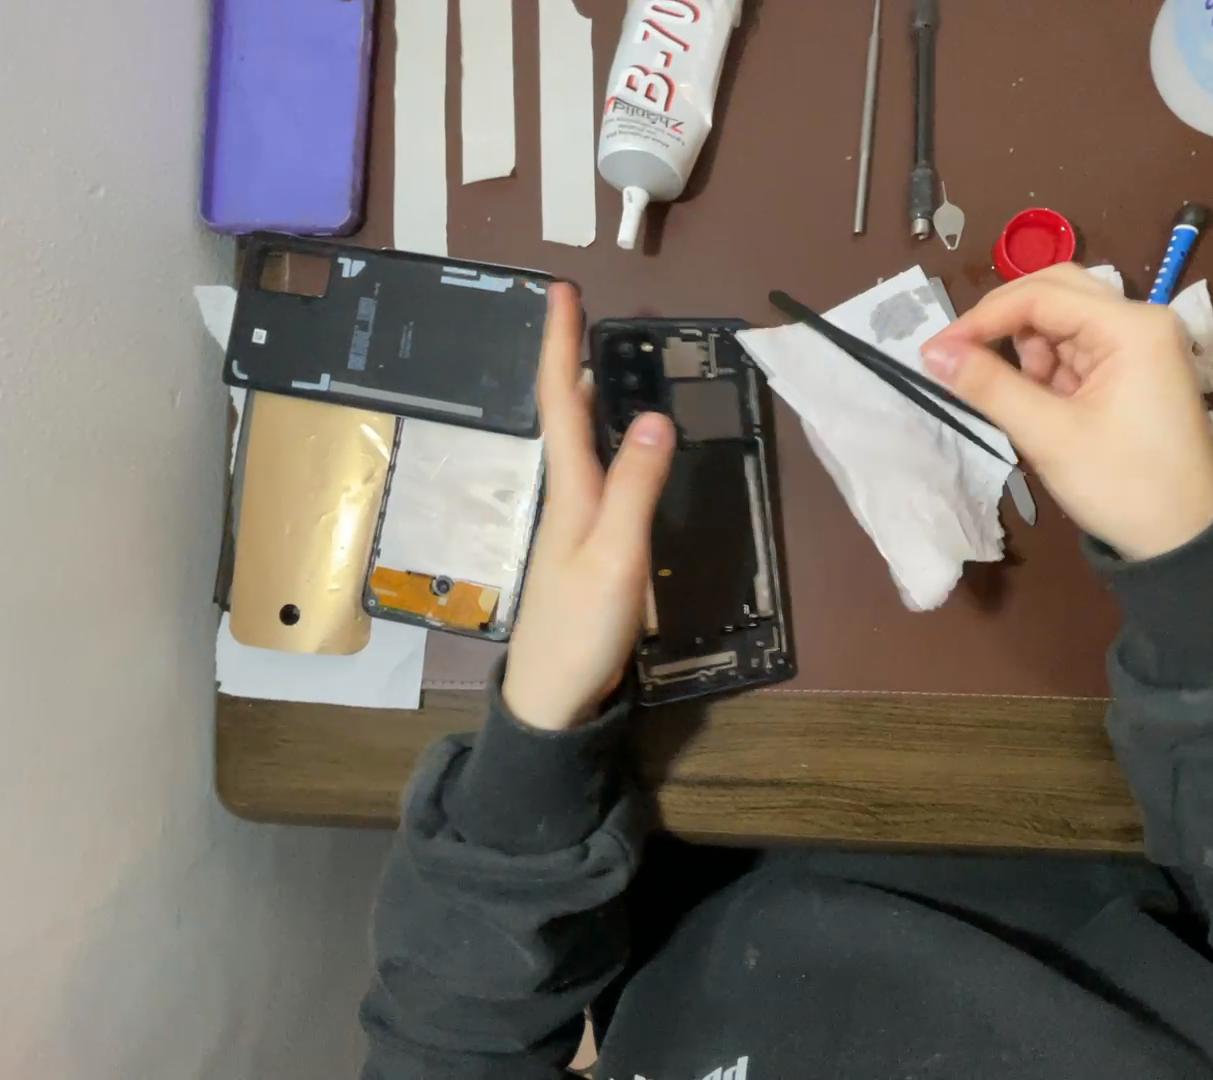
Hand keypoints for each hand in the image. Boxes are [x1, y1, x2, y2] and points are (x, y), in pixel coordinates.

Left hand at [502, 284, 674, 730]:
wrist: (555, 694)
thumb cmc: (582, 626)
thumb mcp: (617, 555)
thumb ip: (637, 487)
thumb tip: (656, 415)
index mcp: (570, 489)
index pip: (560, 403)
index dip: (558, 345)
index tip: (558, 291)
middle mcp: (566, 495)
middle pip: (564, 416)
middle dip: (570, 360)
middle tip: (583, 316)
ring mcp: (573, 521)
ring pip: (578, 445)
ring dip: (585, 398)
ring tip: (600, 361)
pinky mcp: (587, 544)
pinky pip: (596, 476)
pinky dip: (605, 442)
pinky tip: (618, 445)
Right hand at [921, 263, 1212, 560]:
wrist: (1179, 538)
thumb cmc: (1122, 485)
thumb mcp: (1048, 435)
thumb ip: (989, 386)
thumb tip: (932, 353)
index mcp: (1131, 327)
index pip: (1041, 296)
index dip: (981, 318)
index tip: (934, 351)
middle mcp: (1137, 322)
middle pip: (1054, 293)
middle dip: (1001, 321)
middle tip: (958, 355)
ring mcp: (1134, 347)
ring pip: (1058, 322)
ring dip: (1022, 349)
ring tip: (1012, 396)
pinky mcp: (1124, 373)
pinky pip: (1070, 352)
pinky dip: (1040, 370)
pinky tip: (1035, 403)